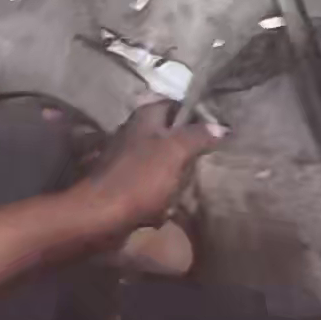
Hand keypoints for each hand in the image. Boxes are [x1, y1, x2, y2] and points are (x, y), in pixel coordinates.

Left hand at [78, 101, 220, 231]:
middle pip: (169, 133)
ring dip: (177, 172)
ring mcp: (127, 157)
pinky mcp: (124, 181)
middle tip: (211, 157)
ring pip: (162, 159)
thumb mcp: (174, 151)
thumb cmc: (140, 178)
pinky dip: (163, 191)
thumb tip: (220, 125)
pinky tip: (174, 201)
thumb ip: (197, 135)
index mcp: (144, 117)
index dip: (196, 114)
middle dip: (189, 146)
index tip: (217, 128)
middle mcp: (134, 131)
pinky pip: (152, 182)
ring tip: (197, 182)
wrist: (100, 215)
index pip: (175, 104)